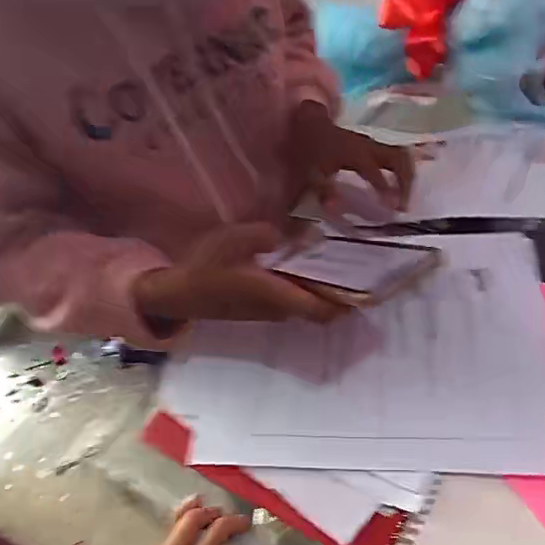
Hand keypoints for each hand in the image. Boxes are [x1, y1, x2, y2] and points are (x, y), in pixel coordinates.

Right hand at [133, 222, 345, 324]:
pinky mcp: (257, 307)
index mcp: (278, 295)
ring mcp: (267, 311)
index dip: (348, 303)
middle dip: (337, 290)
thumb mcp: (236, 239)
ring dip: (318, 287)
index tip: (367, 285)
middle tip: (353, 263)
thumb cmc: (206, 267)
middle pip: (319, 307)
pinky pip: (289, 298)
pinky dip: (300, 286)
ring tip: (331, 257)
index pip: (324, 310)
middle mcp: (279, 309)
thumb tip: (301, 233)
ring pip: (304, 302)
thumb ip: (270, 235)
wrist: (178, 294)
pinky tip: (298, 262)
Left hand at [287, 101, 414, 213]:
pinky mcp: (375, 146)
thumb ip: (324, 192)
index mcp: (355, 153)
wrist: (310, 125)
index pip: (376, 173)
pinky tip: (399, 189)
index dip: (386, 190)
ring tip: (403, 200)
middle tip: (403, 206)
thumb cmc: (311, 152)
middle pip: (399, 159)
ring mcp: (374, 145)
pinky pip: (396, 156)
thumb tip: (335, 208)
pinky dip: (402, 173)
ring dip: (407, 178)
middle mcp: (369, 147)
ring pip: (402, 156)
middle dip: (405, 183)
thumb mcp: (312, 174)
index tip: (392, 209)